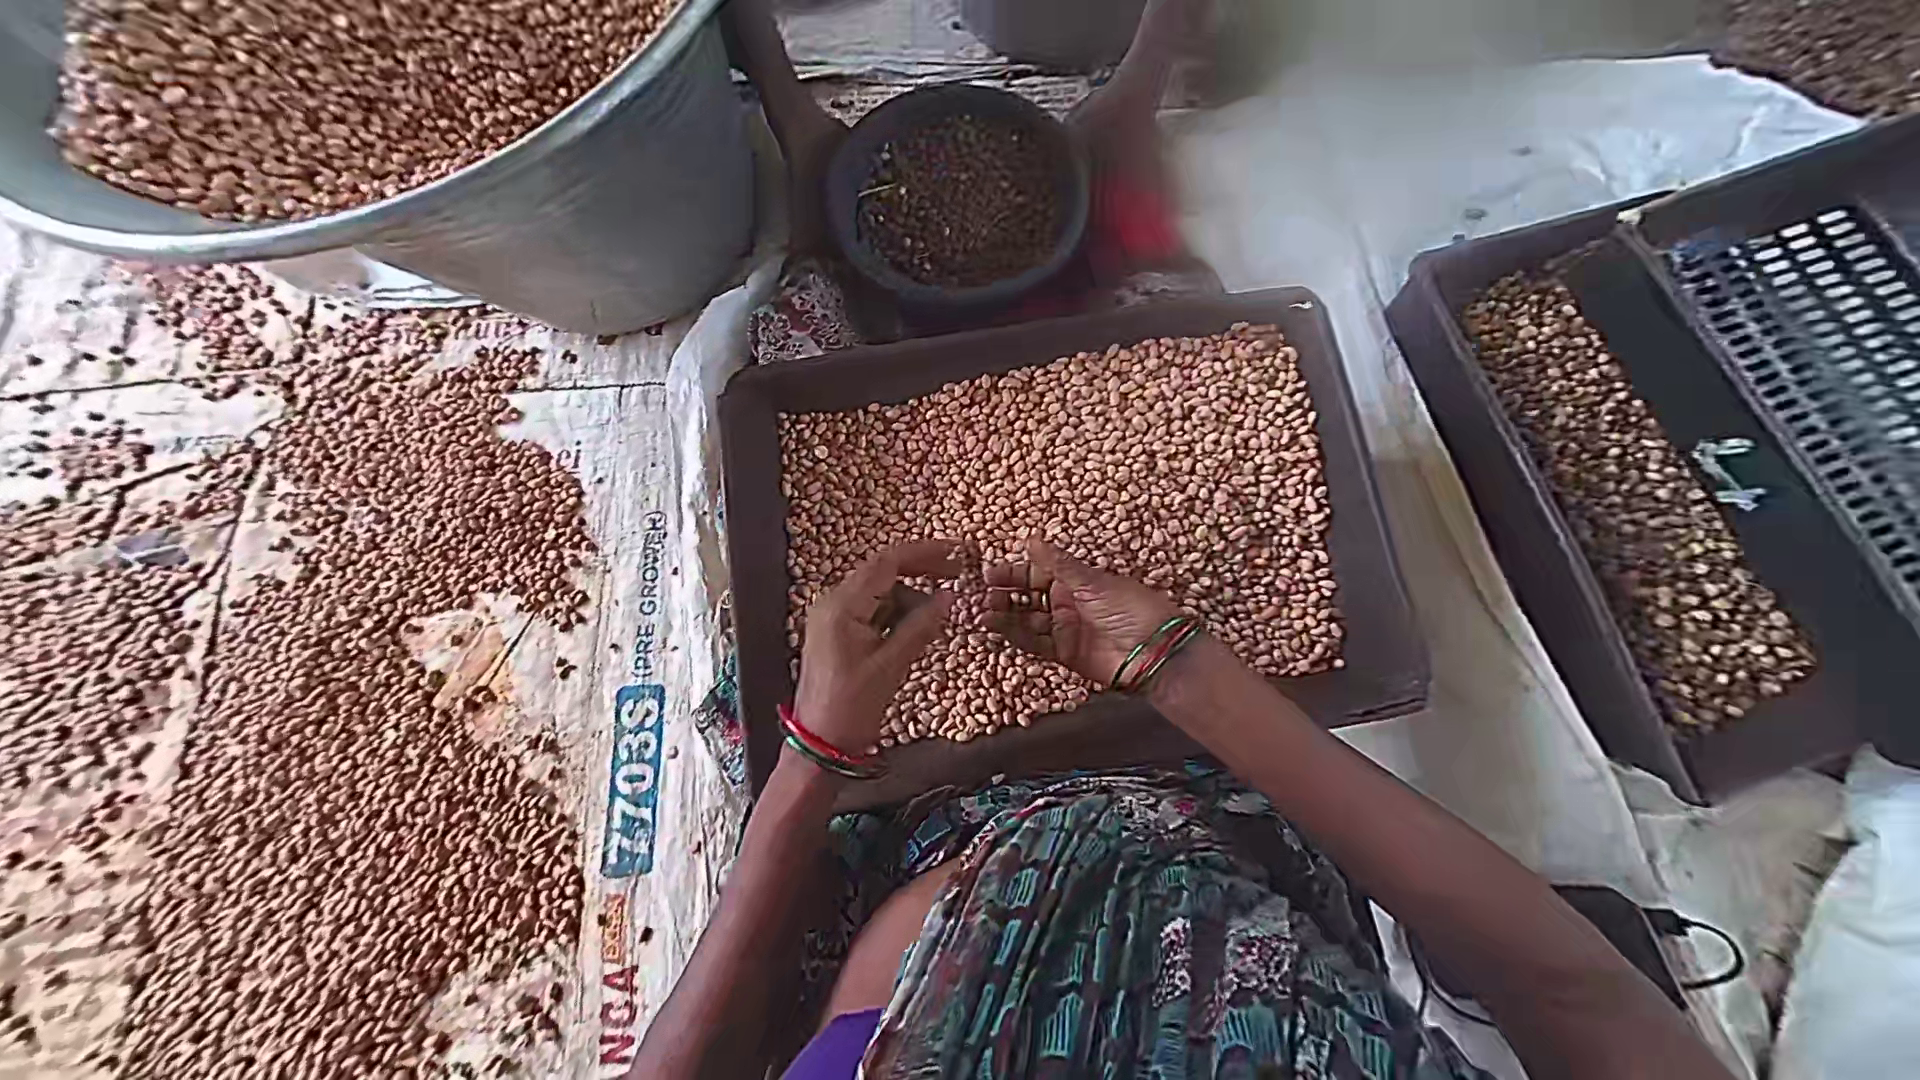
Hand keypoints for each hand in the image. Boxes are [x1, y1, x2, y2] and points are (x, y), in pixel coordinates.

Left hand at [792, 540, 967, 758]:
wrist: (818, 744)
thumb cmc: (852, 707)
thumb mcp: (892, 665)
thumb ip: (921, 625)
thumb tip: (950, 595)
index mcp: (842, 606)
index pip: (887, 562)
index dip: (924, 553)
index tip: (956, 552)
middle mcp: (833, 603)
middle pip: (883, 573)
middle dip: (920, 572)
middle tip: (955, 574)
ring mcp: (833, 617)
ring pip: (880, 593)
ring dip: (910, 598)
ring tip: (935, 619)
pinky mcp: (837, 632)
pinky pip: (873, 611)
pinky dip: (896, 615)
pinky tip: (915, 630)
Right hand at [984, 537, 1179, 686]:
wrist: (1155, 654)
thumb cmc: (1130, 610)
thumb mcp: (1092, 583)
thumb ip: (1058, 565)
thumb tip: (1031, 540)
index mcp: (1076, 580)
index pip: (1035, 573)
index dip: (1012, 573)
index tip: (988, 573)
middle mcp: (1067, 602)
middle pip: (1027, 597)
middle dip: (1003, 595)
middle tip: (980, 594)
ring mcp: (1064, 627)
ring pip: (1026, 619)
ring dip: (1004, 615)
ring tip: (981, 611)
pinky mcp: (1063, 652)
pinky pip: (1033, 642)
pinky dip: (1013, 634)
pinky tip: (995, 627)